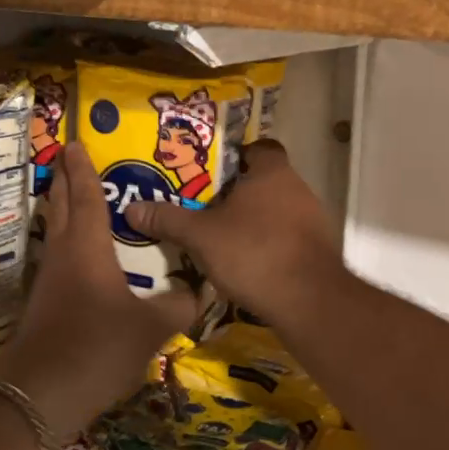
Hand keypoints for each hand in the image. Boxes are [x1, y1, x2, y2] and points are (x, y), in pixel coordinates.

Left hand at [0, 142, 195, 438]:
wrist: (40, 395)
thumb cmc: (96, 348)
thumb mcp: (150, 328)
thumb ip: (178, 306)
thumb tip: (199, 292)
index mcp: (87, 248)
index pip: (86, 197)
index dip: (83, 169)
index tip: (75, 142)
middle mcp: (62, 256)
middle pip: (61, 208)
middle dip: (66, 181)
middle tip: (67, 157)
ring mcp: (48, 282)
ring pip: (55, 233)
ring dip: (62, 212)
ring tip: (73, 199)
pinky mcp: (43, 307)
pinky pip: (56, 261)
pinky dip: (66, 246)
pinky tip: (78, 260)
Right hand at [126, 140, 340, 326]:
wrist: (310, 302)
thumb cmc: (254, 253)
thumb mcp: (201, 236)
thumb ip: (168, 220)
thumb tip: (131, 209)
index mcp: (272, 173)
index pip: (258, 147)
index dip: (236, 156)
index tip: (210, 171)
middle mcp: (298, 189)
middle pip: (264, 181)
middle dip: (236, 193)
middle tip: (204, 206)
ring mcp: (313, 221)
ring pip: (276, 211)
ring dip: (253, 221)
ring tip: (220, 237)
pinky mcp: (318, 251)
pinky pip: (287, 238)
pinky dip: (268, 245)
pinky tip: (245, 264)